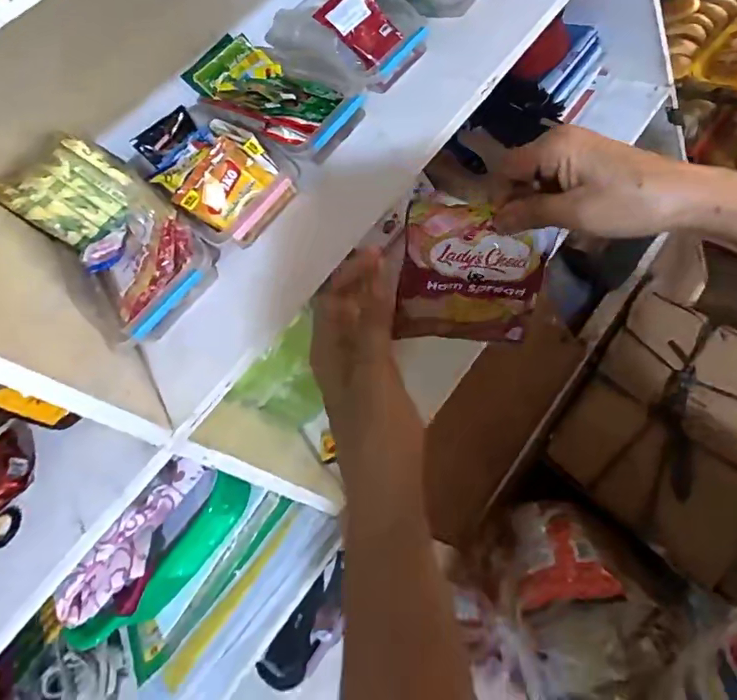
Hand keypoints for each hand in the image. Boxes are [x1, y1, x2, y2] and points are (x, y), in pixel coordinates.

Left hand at [310, 246, 399, 425]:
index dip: (351, 271)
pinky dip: (388, 318)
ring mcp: (355, 371)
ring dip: (376, 296)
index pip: (331, 298)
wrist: (388, 488)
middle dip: (362, 279)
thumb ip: (374, 323)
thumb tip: (374, 272)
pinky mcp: (374, 382)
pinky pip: (376, 338)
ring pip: (360, 322)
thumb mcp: (376, 372)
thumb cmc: (379, 431)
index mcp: (327, 352)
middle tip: (395, 252)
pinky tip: (409, 312)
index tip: (381, 248)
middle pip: (343, 307)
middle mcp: (335, 357)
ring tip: (403, 272)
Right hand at [493, 125, 713, 237]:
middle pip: (521, 169)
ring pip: (541, 174)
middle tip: (530, 232)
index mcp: (552, 145)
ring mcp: (579, 146)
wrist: (682, 196)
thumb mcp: (575, 213)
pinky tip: (570, 216)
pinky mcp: (593, 158)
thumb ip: (530, 214)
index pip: (505, 167)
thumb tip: (495, 221)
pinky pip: (560, 175)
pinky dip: (557, 196)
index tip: (507, 228)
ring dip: (540, 201)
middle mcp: (561, 138)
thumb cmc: (626, 203)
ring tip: (551, 228)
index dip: (500, 197)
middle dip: (519, 200)